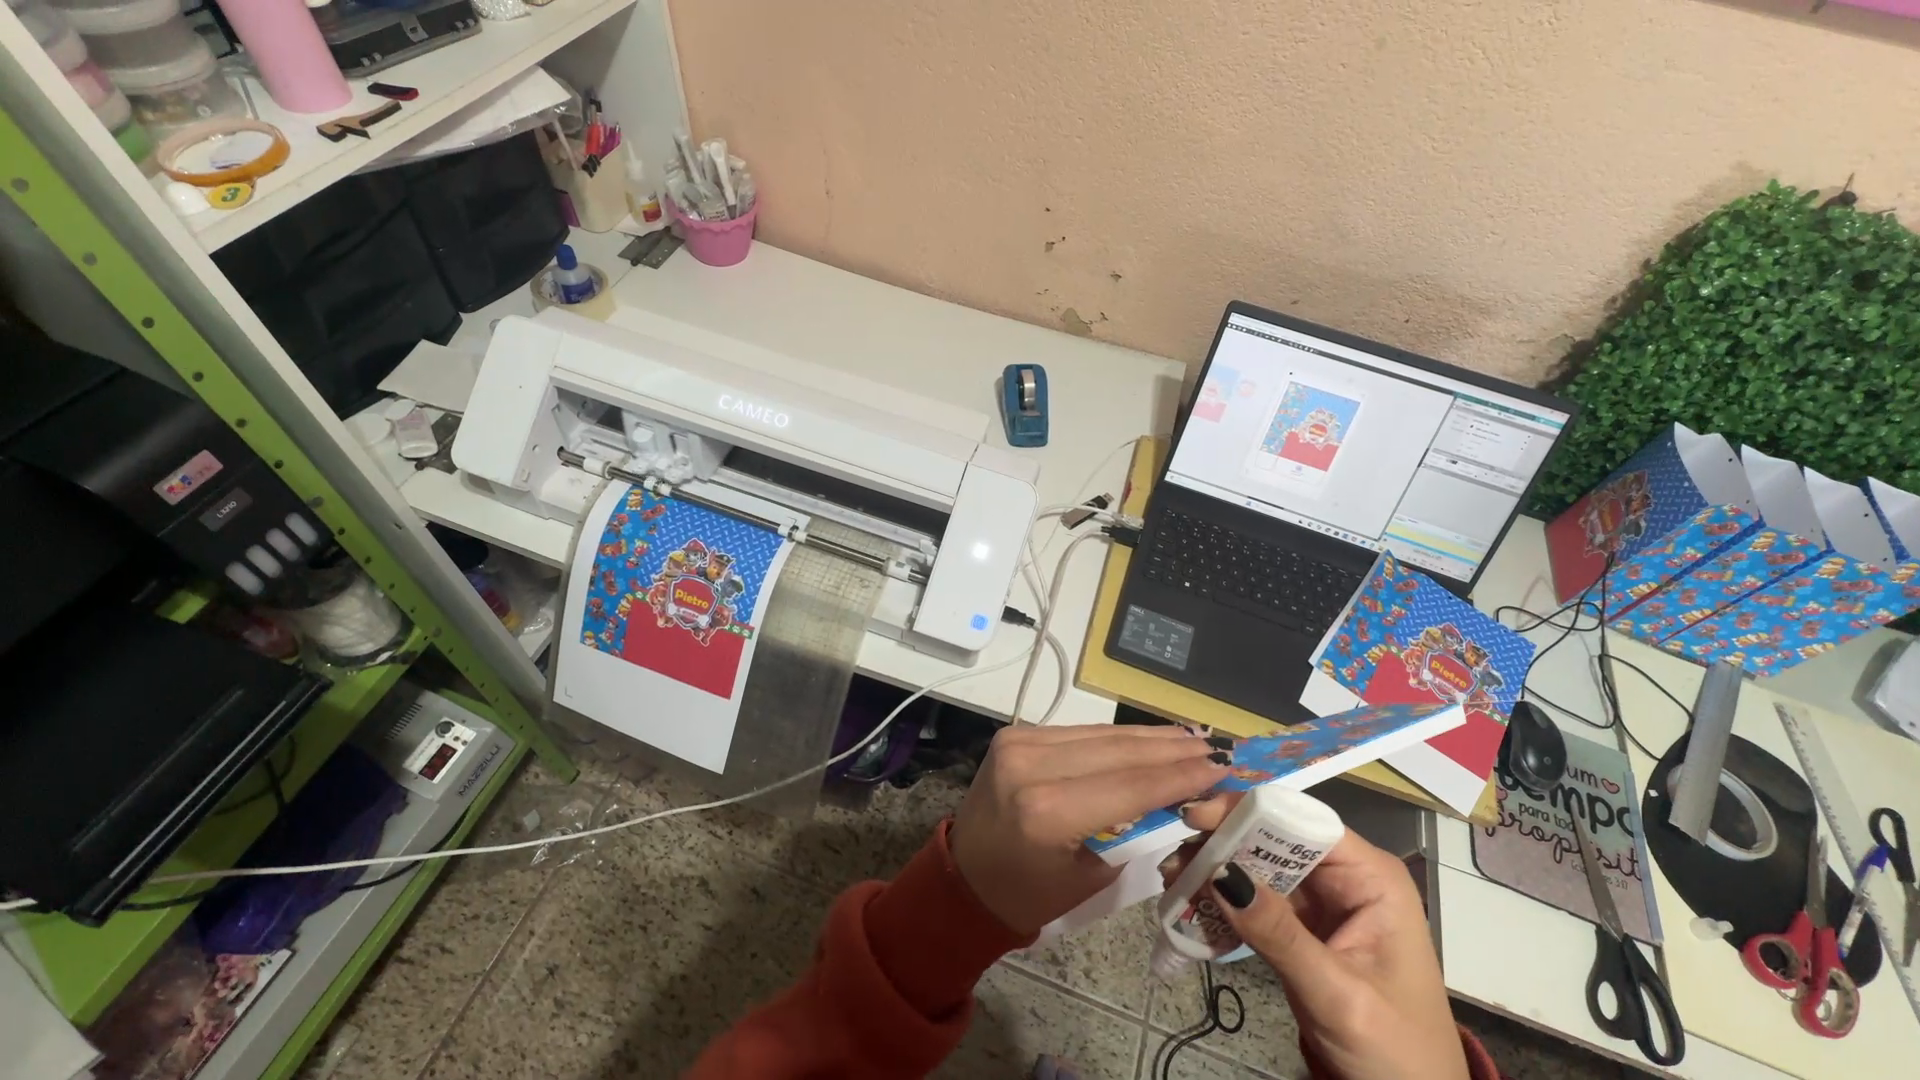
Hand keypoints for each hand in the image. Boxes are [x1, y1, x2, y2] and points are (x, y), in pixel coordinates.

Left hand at [949, 724, 1230, 935]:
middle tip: (1219, 748)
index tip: (1224, 767)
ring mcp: (1019, 743)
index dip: (1181, 776)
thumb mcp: (1092, 875)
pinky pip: (1080, 734)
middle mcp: (1030, 766)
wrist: (963, 877)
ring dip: (1150, 737)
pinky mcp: (1015, 735)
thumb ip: (1134, 830)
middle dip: (1173, 750)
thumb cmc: (1029, 894)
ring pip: (1102, 735)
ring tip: (1193, 737)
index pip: (1130, 786)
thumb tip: (1179, 797)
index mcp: (1047, 811)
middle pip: (1119, 752)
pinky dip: (1117, 737)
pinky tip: (1150, 737)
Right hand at [1168, 794, 1466, 1079]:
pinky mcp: (1301, 927)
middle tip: (1173, 860)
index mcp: (1370, 877)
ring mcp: (1322, 902)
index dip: (1249, 811)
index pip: (1304, 823)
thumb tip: (1221, 874)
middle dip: (1221, 844)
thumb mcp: (1336, 994)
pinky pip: (1254, 901)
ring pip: (1258, 867)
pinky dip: (1223, 903)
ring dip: (1214, 872)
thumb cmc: (1395, 1051)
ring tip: (1171, 882)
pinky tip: (1190, 907)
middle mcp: (1345, 877)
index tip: (1195, 819)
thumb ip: (1280, 934)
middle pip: (1274, 839)